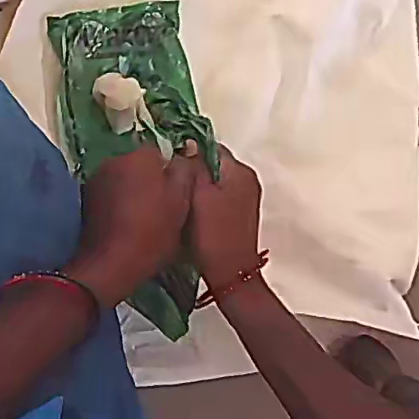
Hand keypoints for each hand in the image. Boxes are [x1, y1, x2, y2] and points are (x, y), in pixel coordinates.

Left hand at [63, 145, 201, 307]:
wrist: (110, 265)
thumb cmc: (152, 233)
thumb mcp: (181, 204)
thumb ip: (184, 173)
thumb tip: (184, 157)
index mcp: (141, 157)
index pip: (161, 153)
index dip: (171, 173)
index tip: (177, 194)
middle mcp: (115, 160)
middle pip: (139, 164)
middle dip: (150, 180)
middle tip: (162, 207)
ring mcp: (97, 178)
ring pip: (123, 179)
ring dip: (132, 190)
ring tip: (141, 218)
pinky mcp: (86, 198)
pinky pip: (109, 193)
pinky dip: (117, 202)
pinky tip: (124, 223)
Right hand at [186, 144, 262, 288]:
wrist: (230, 272)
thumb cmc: (212, 233)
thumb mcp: (198, 194)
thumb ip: (194, 166)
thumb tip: (188, 146)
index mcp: (240, 171)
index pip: (211, 147)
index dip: (189, 151)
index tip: (170, 162)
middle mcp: (248, 179)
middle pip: (215, 163)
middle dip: (194, 169)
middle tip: (172, 180)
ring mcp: (247, 197)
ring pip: (217, 180)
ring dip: (199, 185)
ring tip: (180, 196)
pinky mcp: (242, 213)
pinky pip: (221, 195)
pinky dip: (207, 198)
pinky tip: (193, 210)